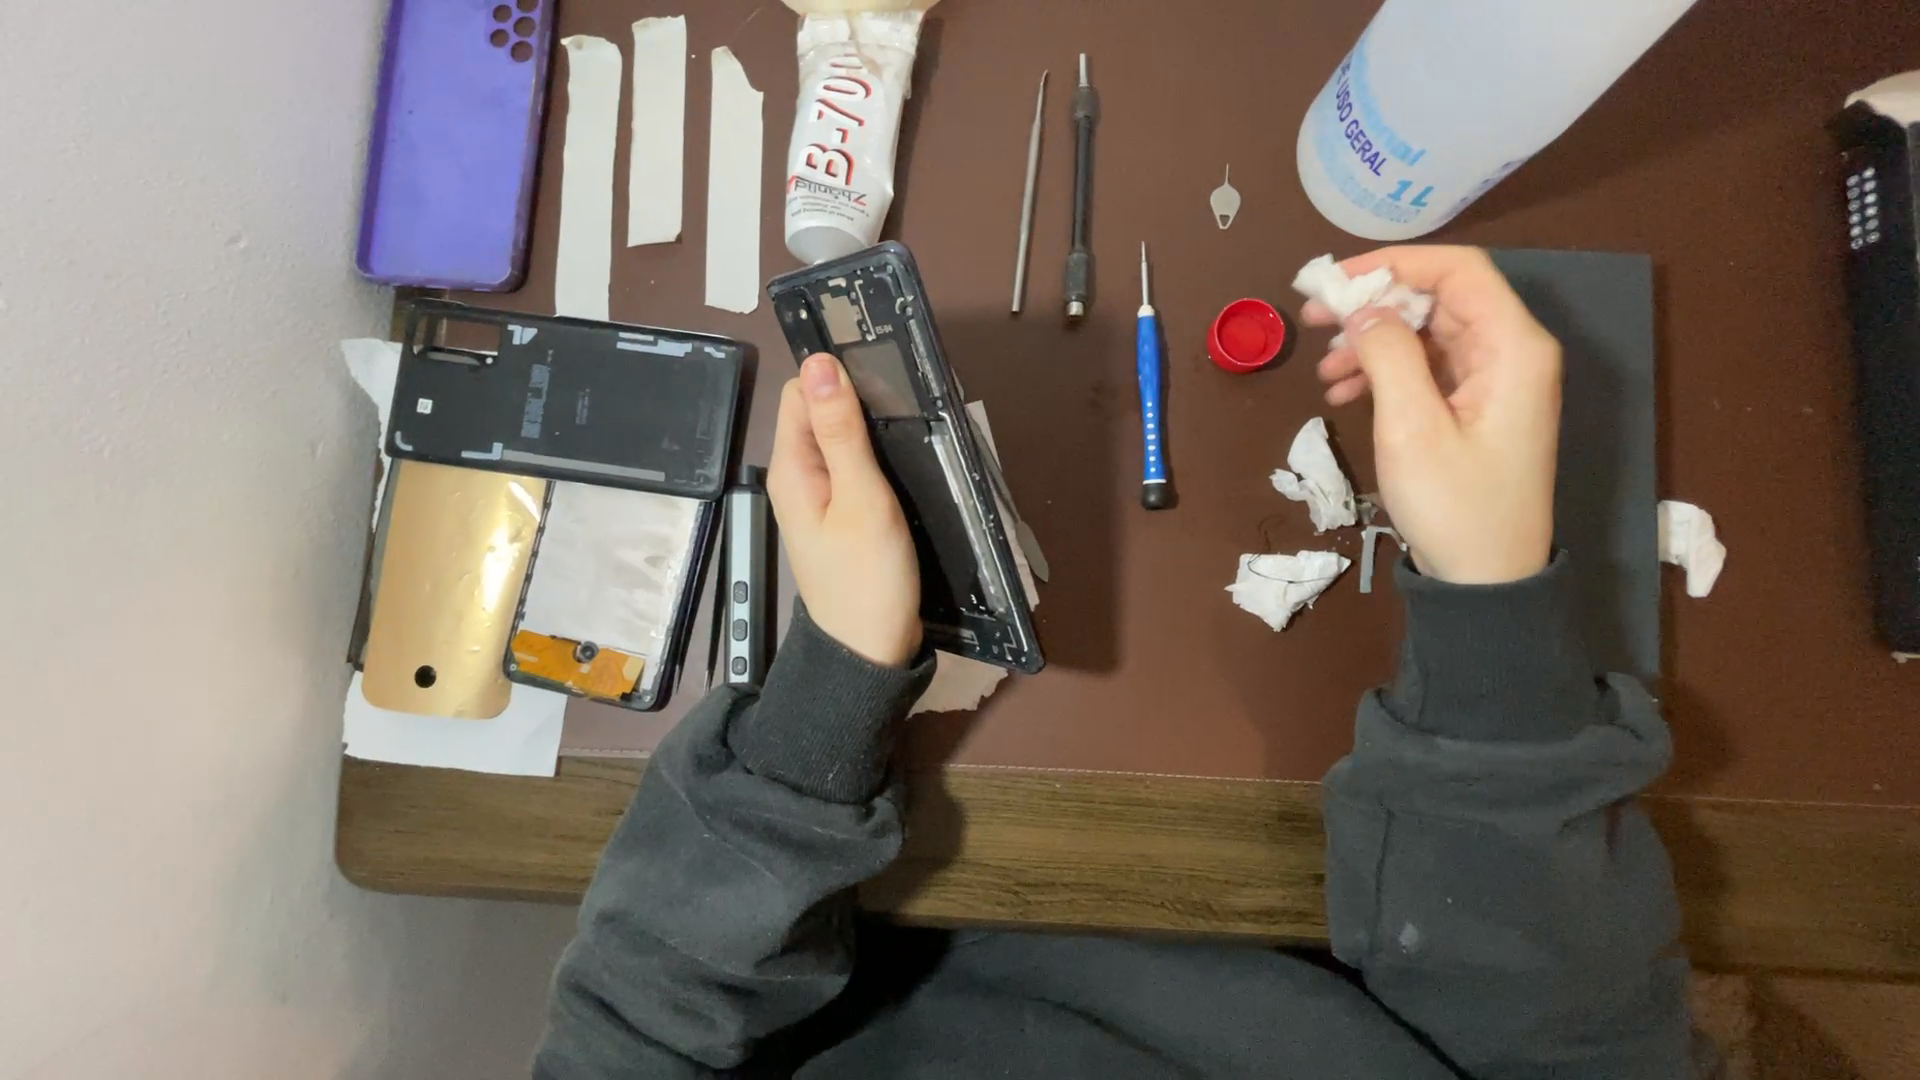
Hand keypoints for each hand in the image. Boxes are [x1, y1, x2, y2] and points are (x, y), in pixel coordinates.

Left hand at [768, 353, 922, 666]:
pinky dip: (873, 458)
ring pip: (838, 441)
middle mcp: (797, 477)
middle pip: (819, 414)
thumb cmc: (867, 577)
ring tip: (907, 430)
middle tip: (903, 409)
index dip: (834, 377)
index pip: (800, 392)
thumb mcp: (860, 498)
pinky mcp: (840, 514)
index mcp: (791, 467)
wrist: (870, 649)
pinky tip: (899, 461)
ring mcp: (818, 498)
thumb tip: (819, 363)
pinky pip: (850, 469)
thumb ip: (841, 432)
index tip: (880, 376)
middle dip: (855, 402)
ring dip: (867, 430)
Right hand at [1304, 246, 1560, 585]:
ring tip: (1323, 371)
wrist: (1484, 576)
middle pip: (1437, 300)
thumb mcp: (1412, 428)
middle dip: (1372, 304)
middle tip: (1313, 319)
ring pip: (1425, 335)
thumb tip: (1364, 312)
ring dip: (1370, 342)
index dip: (1393, 264)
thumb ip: (1389, 357)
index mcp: (1511, 347)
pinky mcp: (1472, 408)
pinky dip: (1382, 372)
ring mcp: (1491, 382)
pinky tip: (1344, 393)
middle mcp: (1508, 353)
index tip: (1333, 281)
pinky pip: (1424, 370)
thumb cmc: (1454, 503)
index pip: (1457, 271)